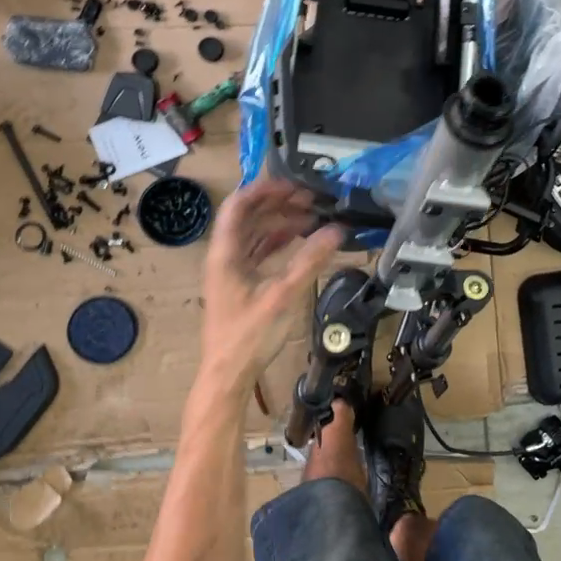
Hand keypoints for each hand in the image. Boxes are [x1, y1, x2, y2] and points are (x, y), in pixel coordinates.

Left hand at [199, 179, 342, 395]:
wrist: (227, 375)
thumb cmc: (249, 335)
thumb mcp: (283, 295)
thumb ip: (310, 261)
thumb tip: (336, 230)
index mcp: (225, 252)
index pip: (238, 205)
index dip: (263, 190)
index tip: (294, 185)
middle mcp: (224, 256)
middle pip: (248, 216)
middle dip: (277, 204)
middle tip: (309, 199)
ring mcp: (230, 271)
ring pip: (254, 234)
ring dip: (279, 222)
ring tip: (310, 217)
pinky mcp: (239, 285)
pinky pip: (257, 252)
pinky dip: (277, 242)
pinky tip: (299, 240)